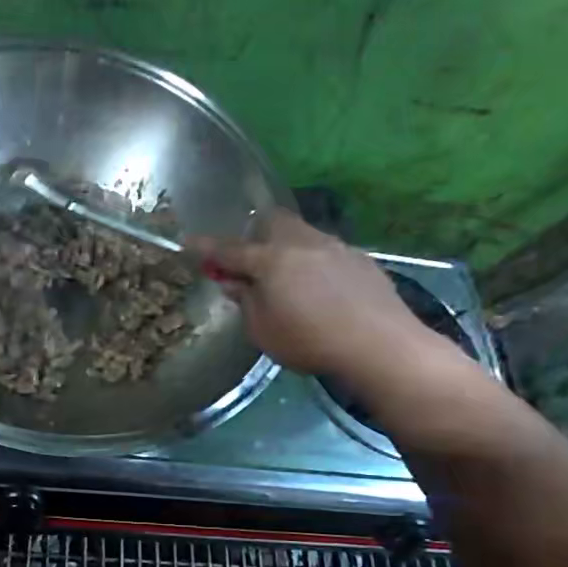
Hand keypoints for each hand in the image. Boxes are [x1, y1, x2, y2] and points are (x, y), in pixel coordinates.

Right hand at [189, 209, 437, 378]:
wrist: (379, 344)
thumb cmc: (309, 341)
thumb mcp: (262, 330)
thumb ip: (245, 302)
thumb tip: (234, 283)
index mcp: (270, 260)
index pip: (229, 250)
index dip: (207, 248)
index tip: (188, 242)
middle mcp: (302, 243)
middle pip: (272, 221)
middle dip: (254, 232)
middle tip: (247, 257)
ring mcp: (335, 247)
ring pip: (302, 233)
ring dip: (286, 246)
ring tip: (285, 275)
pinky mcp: (360, 260)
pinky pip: (326, 251)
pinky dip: (312, 262)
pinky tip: (318, 287)